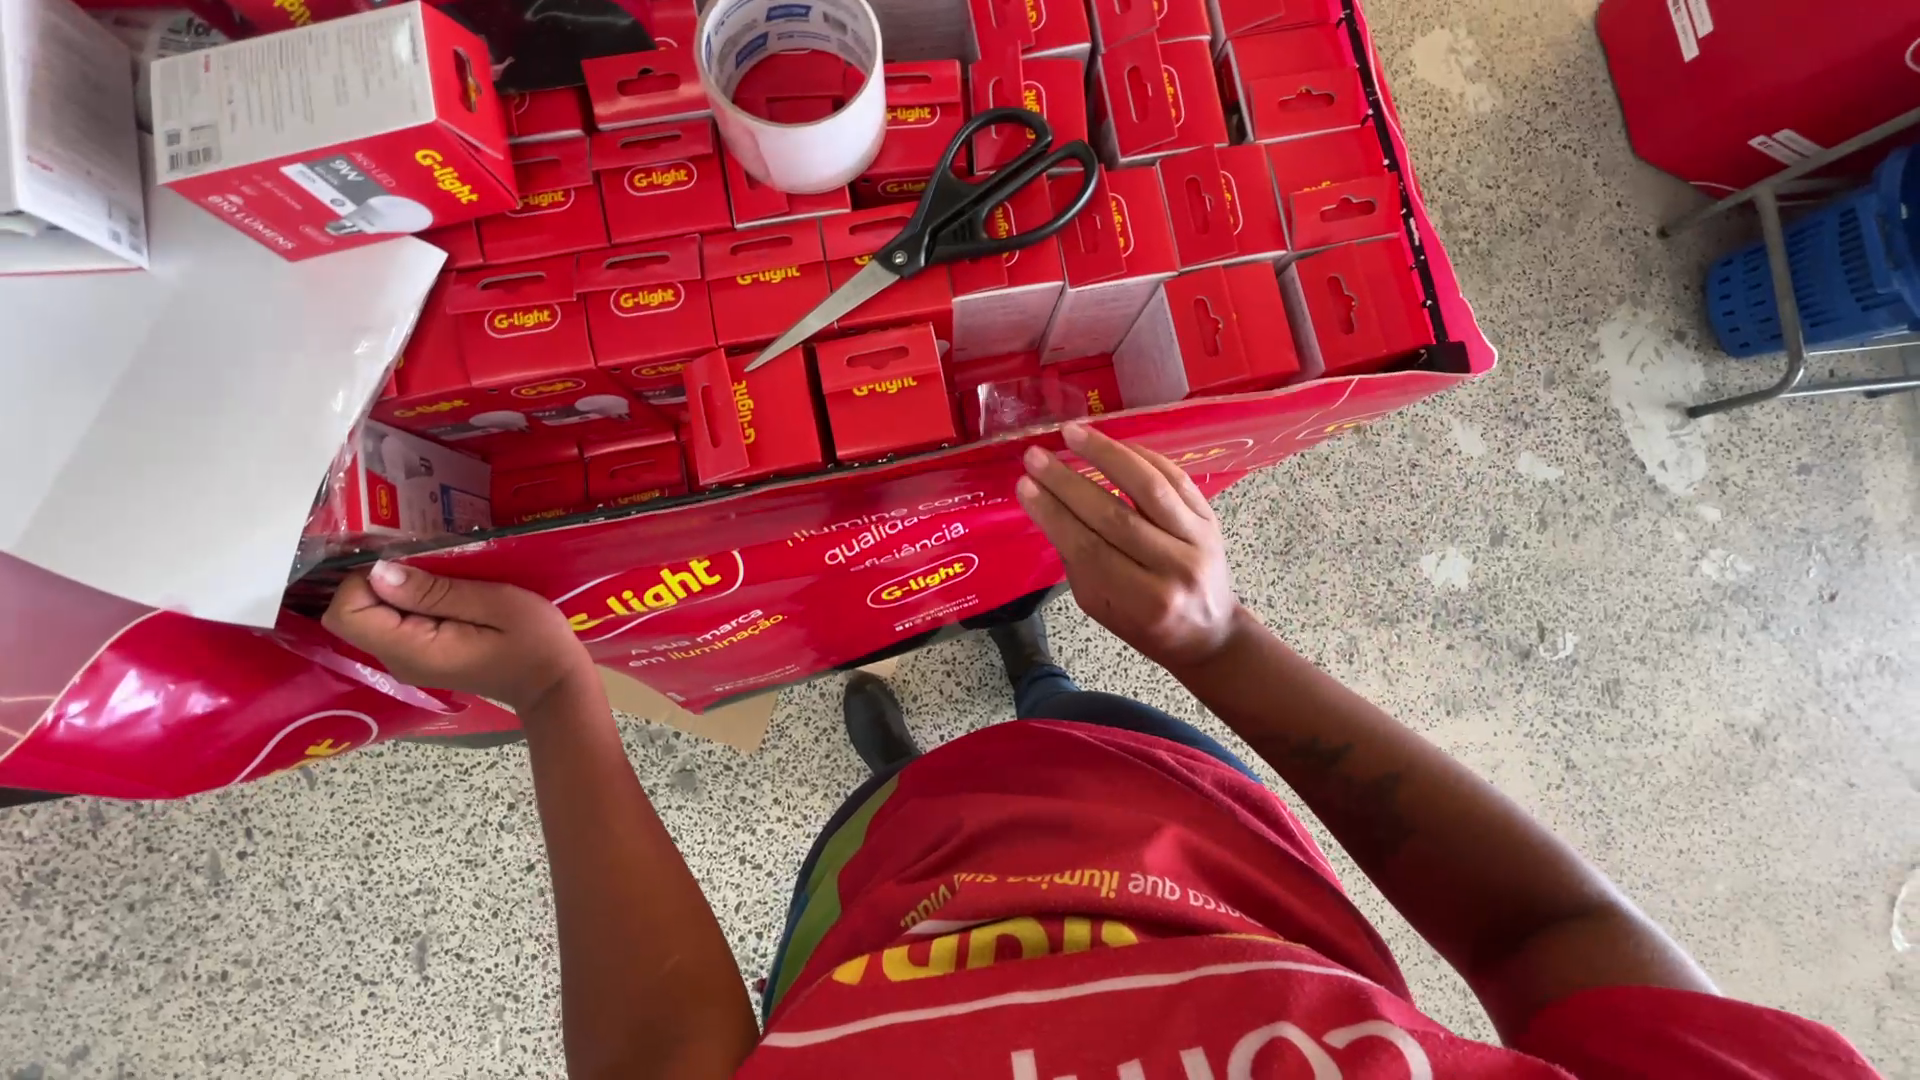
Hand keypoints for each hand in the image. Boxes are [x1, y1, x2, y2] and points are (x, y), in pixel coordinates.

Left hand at [322, 561, 596, 714]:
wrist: (554, 682)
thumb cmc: (536, 642)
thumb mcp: (497, 605)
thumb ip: (438, 591)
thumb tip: (380, 572)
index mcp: (413, 650)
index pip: (347, 613)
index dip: (365, 581)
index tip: (412, 566)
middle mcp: (397, 660)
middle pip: (355, 614)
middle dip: (384, 582)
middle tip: (436, 567)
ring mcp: (407, 661)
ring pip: (373, 616)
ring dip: (401, 591)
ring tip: (448, 579)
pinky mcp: (419, 656)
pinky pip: (395, 623)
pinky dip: (412, 603)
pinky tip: (450, 596)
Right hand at [1016, 423, 1244, 671]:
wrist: (1210, 633)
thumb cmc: (1146, 626)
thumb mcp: (1102, 608)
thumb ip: (1079, 562)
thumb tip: (1050, 507)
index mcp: (1144, 601)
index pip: (1089, 550)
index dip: (1053, 515)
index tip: (1025, 486)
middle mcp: (1175, 568)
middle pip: (1114, 516)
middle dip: (1068, 483)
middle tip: (1036, 457)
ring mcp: (1198, 540)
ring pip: (1148, 488)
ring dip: (1105, 455)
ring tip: (1072, 434)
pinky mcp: (1211, 518)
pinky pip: (1174, 477)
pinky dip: (1140, 456)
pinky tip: (1111, 444)